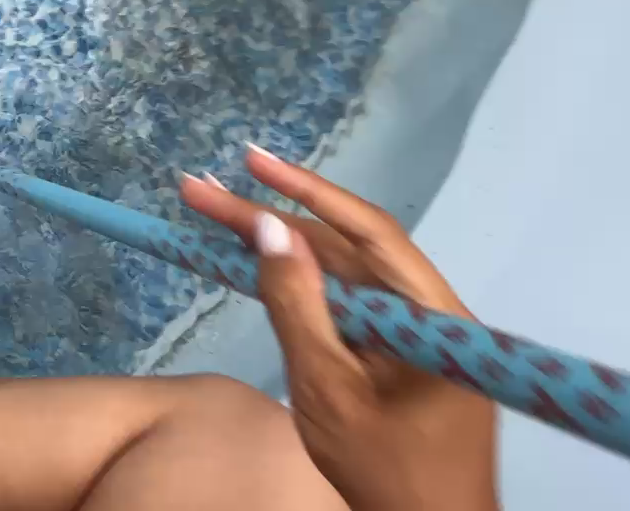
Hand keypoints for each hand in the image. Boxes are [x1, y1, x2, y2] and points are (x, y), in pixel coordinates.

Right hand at [181, 147, 499, 510]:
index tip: (250, 160)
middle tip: (196, 189)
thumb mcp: (326, 386)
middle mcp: (423, 309)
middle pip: (339, 244)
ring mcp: (403, 327)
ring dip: (268, 239)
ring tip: (207, 208)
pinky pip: (331, 294)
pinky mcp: (384, 342)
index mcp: (433, 318)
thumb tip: (266, 227)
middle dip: (264, 214)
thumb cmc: (384, 470)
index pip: (370, 233)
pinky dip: (285, 272)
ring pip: (330, 265)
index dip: (307, 190)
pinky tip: (245, 252)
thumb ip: (296, 302)